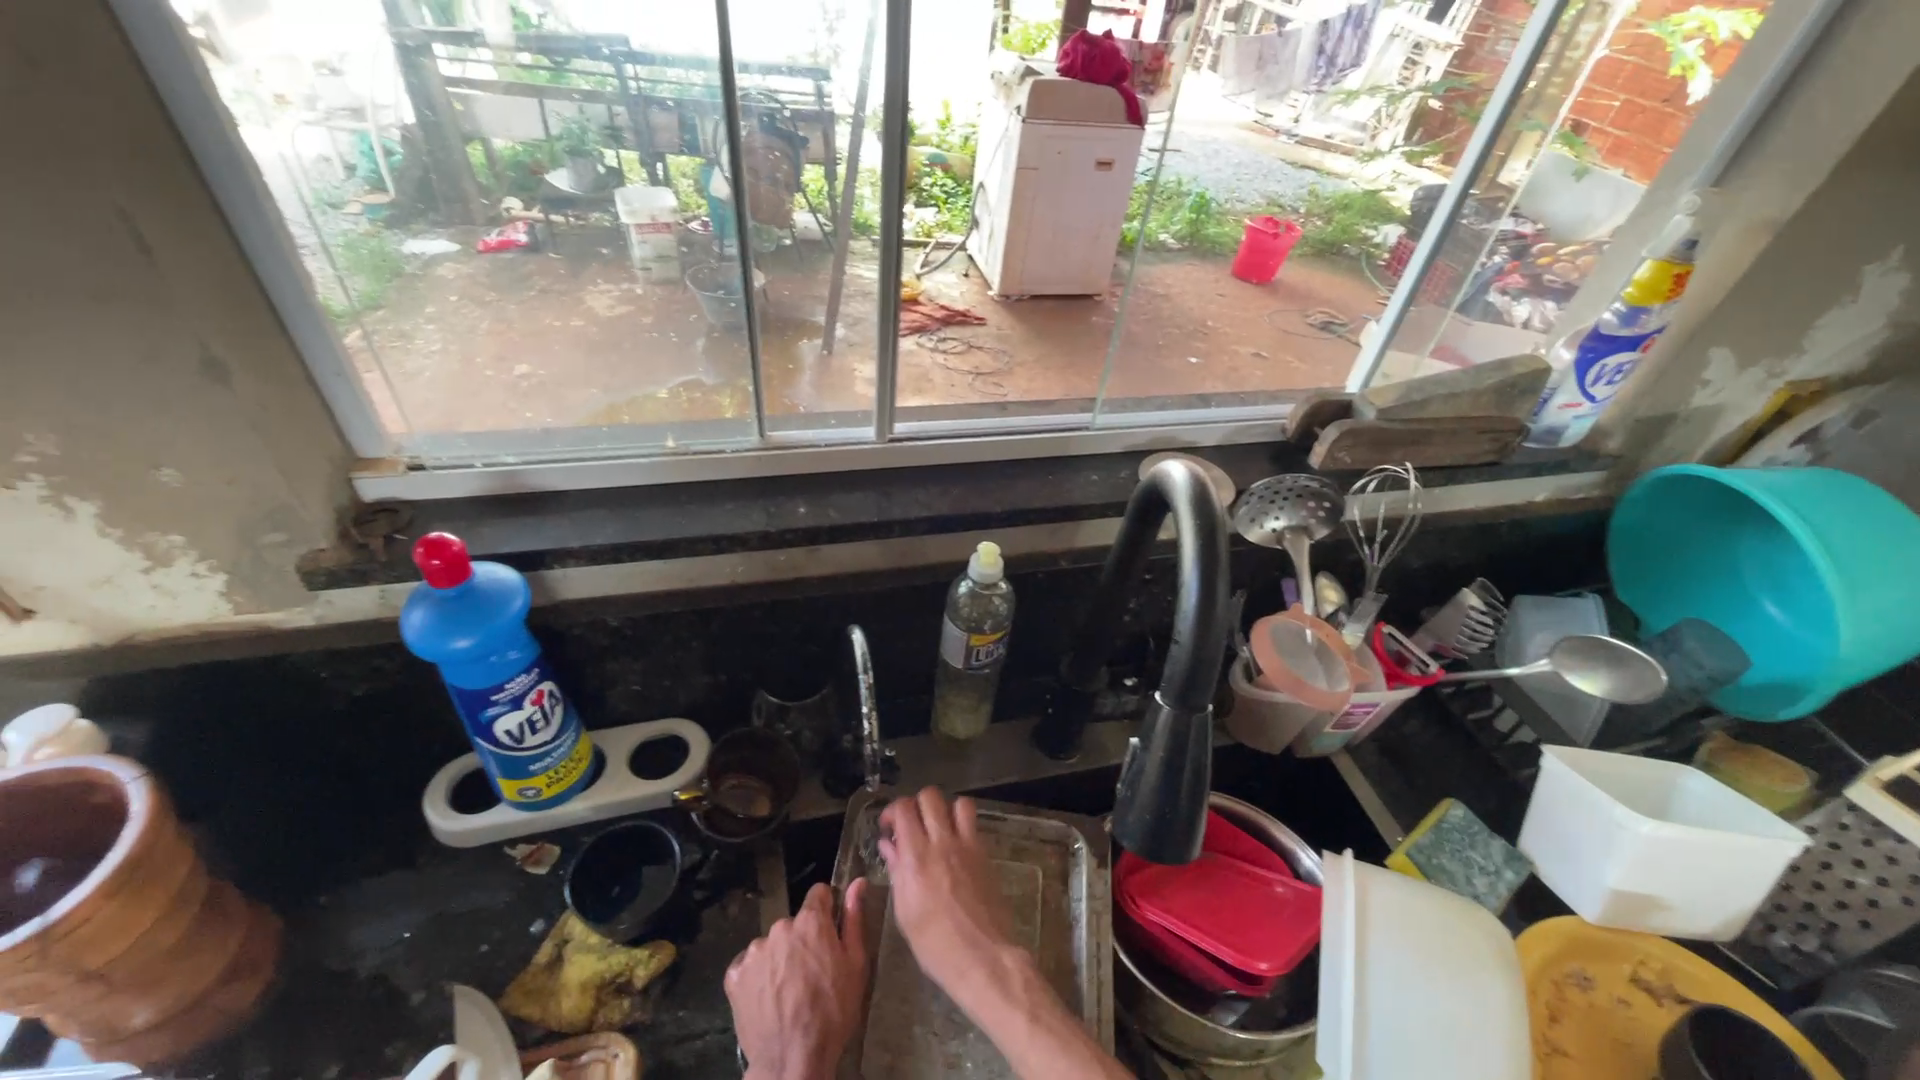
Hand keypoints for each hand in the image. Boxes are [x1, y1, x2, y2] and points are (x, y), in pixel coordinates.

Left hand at [725, 880, 869, 1079]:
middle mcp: (779, 927)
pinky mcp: (734, 975)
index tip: (830, 933)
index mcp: (810, 922)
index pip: (819, 895)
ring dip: (779, 959)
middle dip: (802, 941)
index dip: (827, 912)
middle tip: (812, 974)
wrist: (792, 1059)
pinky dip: (758, 977)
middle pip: (794, 925)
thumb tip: (857, 883)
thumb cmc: (833, 1012)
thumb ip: (854, 919)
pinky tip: (768, 998)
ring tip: (789, 991)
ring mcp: (753, 951)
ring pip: (771, 945)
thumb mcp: (856, 966)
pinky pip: (749, 966)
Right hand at [878, 788, 1027, 1009]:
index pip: (904, 809)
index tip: (890, 829)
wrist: (982, 957)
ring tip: (937, 830)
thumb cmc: (935, 945)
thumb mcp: (905, 912)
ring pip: (958, 802)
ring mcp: (967, 847)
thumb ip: (896, 872)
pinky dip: (962, 825)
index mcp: (916, 858)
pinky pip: (973, 824)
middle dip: (917, 804)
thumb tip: (889, 846)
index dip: (893, 811)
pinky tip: (955, 846)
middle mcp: (942, 843)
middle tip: (912, 826)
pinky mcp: (985, 855)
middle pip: (930, 796)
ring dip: (944, 810)